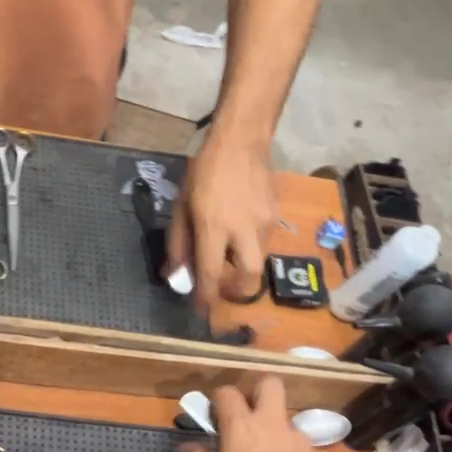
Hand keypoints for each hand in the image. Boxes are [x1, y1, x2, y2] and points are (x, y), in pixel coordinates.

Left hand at [165, 134, 277, 313]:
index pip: (212, 273)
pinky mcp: (277, 214)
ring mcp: (264, 222)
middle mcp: (243, 229)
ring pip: (258, 260)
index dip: (206, 296)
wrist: (241, 141)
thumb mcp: (181, 208)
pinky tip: (238, 235)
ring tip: (226, 256)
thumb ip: (178, 245)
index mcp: (214, 227)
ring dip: (242, 267)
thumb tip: (175, 276)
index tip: (200, 310)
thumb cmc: (203, 173)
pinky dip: (250, 248)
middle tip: (223, 290)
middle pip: (250, 277)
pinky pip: (264, 242)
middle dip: (238, 291)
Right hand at [179, 377, 332, 451]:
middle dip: (256, 392)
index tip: (215, 415)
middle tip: (247, 415)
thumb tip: (185, 447)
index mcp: (240, 427)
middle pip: (268, 384)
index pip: (227, 392)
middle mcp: (271, 423)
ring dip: (274, 428)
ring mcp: (298, 436)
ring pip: (285, 417)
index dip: (219, 399)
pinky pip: (300, 444)